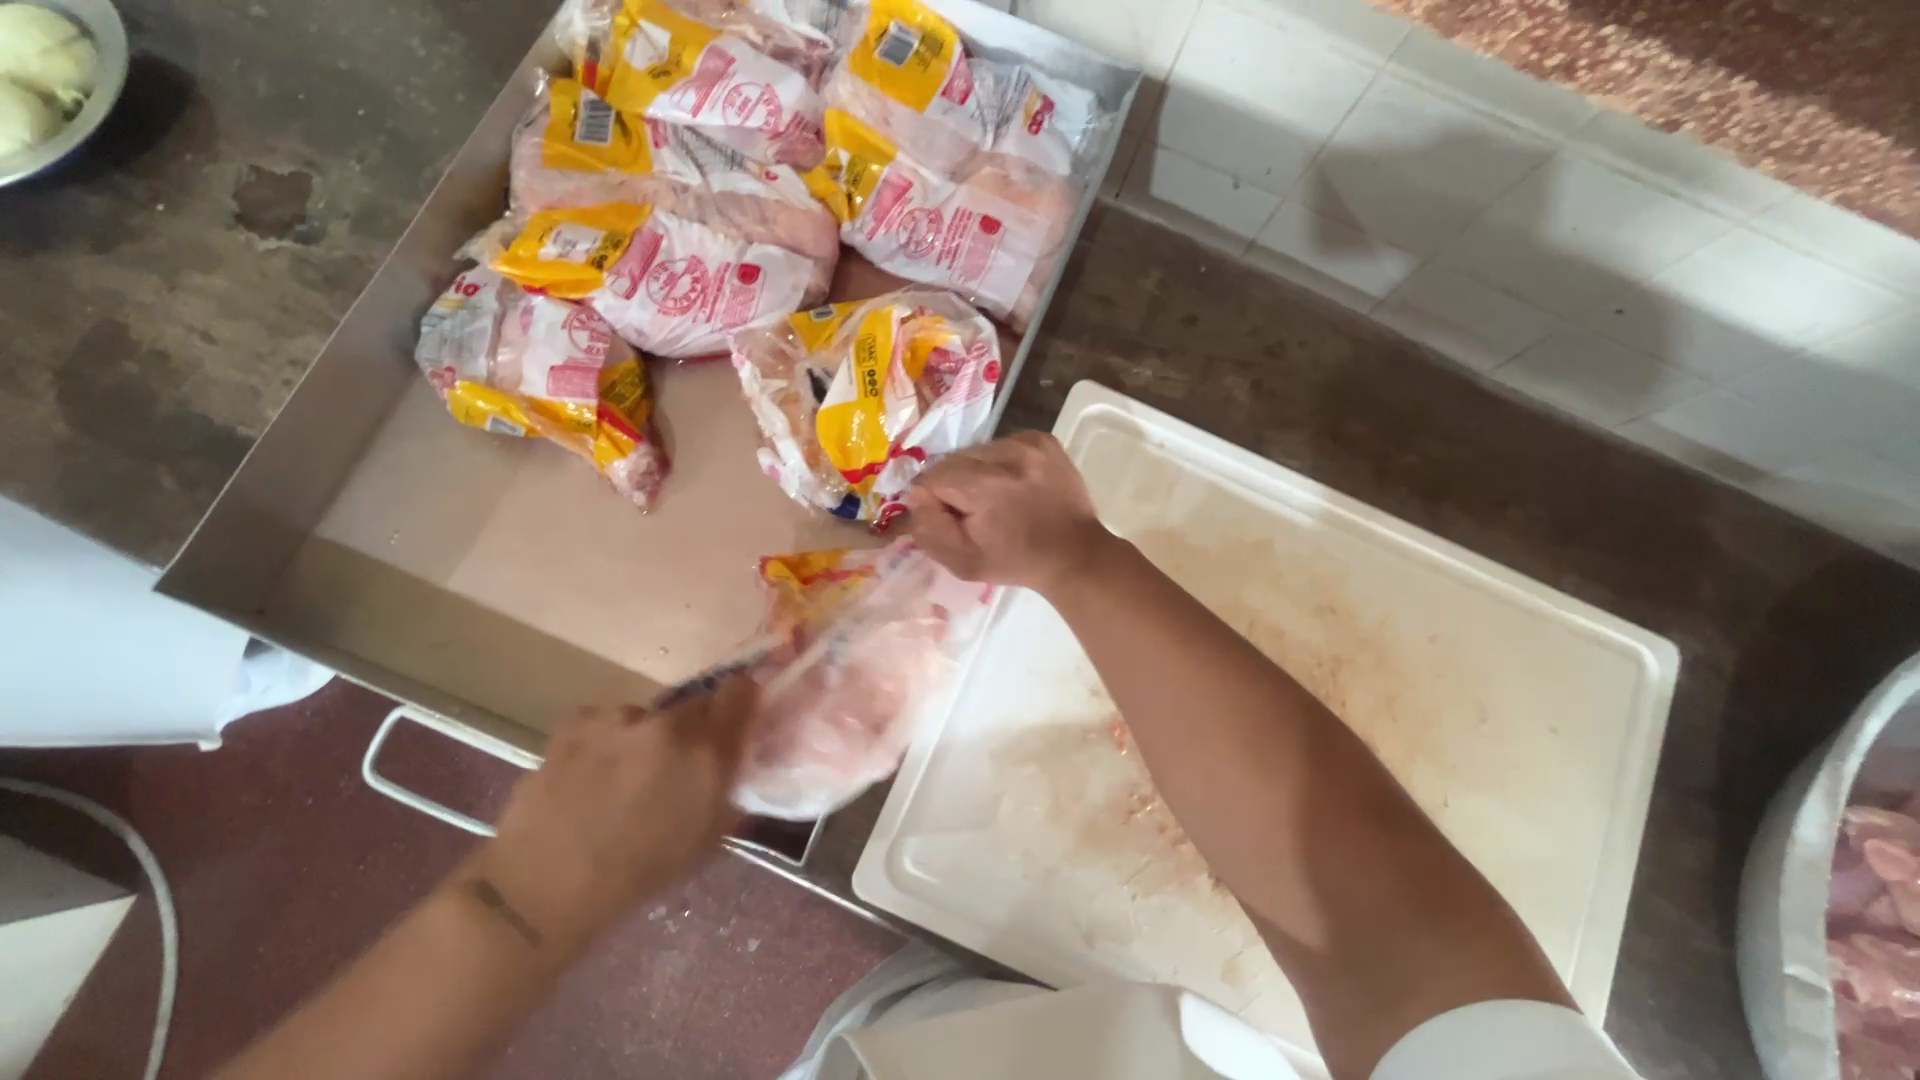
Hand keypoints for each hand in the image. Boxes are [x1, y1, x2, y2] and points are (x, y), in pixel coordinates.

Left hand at [461, 678, 758, 953]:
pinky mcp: (577, 720)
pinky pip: (604, 722)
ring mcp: (620, 718)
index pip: (741, 692)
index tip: (734, 721)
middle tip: (673, 770)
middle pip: (694, 706)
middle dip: (691, 733)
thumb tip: (733, 766)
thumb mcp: (707, 841)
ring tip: (620, 780)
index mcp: (709, 753)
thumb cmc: (639, 874)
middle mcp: (670, 724)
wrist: (547, 885)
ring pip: (647, 717)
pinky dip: (604, 741)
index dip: (741, 702)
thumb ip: (727, 791)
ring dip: (644, 739)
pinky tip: (588, 775)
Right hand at [904, 432, 1116, 594]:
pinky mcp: (1043, 439)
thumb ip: (929, 529)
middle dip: (953, 483)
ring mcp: (1029, 443)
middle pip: (953, 459)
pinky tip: (1012, 484)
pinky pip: (1002, 443)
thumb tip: (913, 498)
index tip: (947, 517)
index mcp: (985, 487)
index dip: (932, 499)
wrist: (1074, 554)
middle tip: (970, 510)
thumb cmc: (1015, 562)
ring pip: (977, 449)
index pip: (932, 477)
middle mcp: (1007, 456)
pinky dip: (999, 461)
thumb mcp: (963, 561)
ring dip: (975, 470)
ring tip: (994, 497)